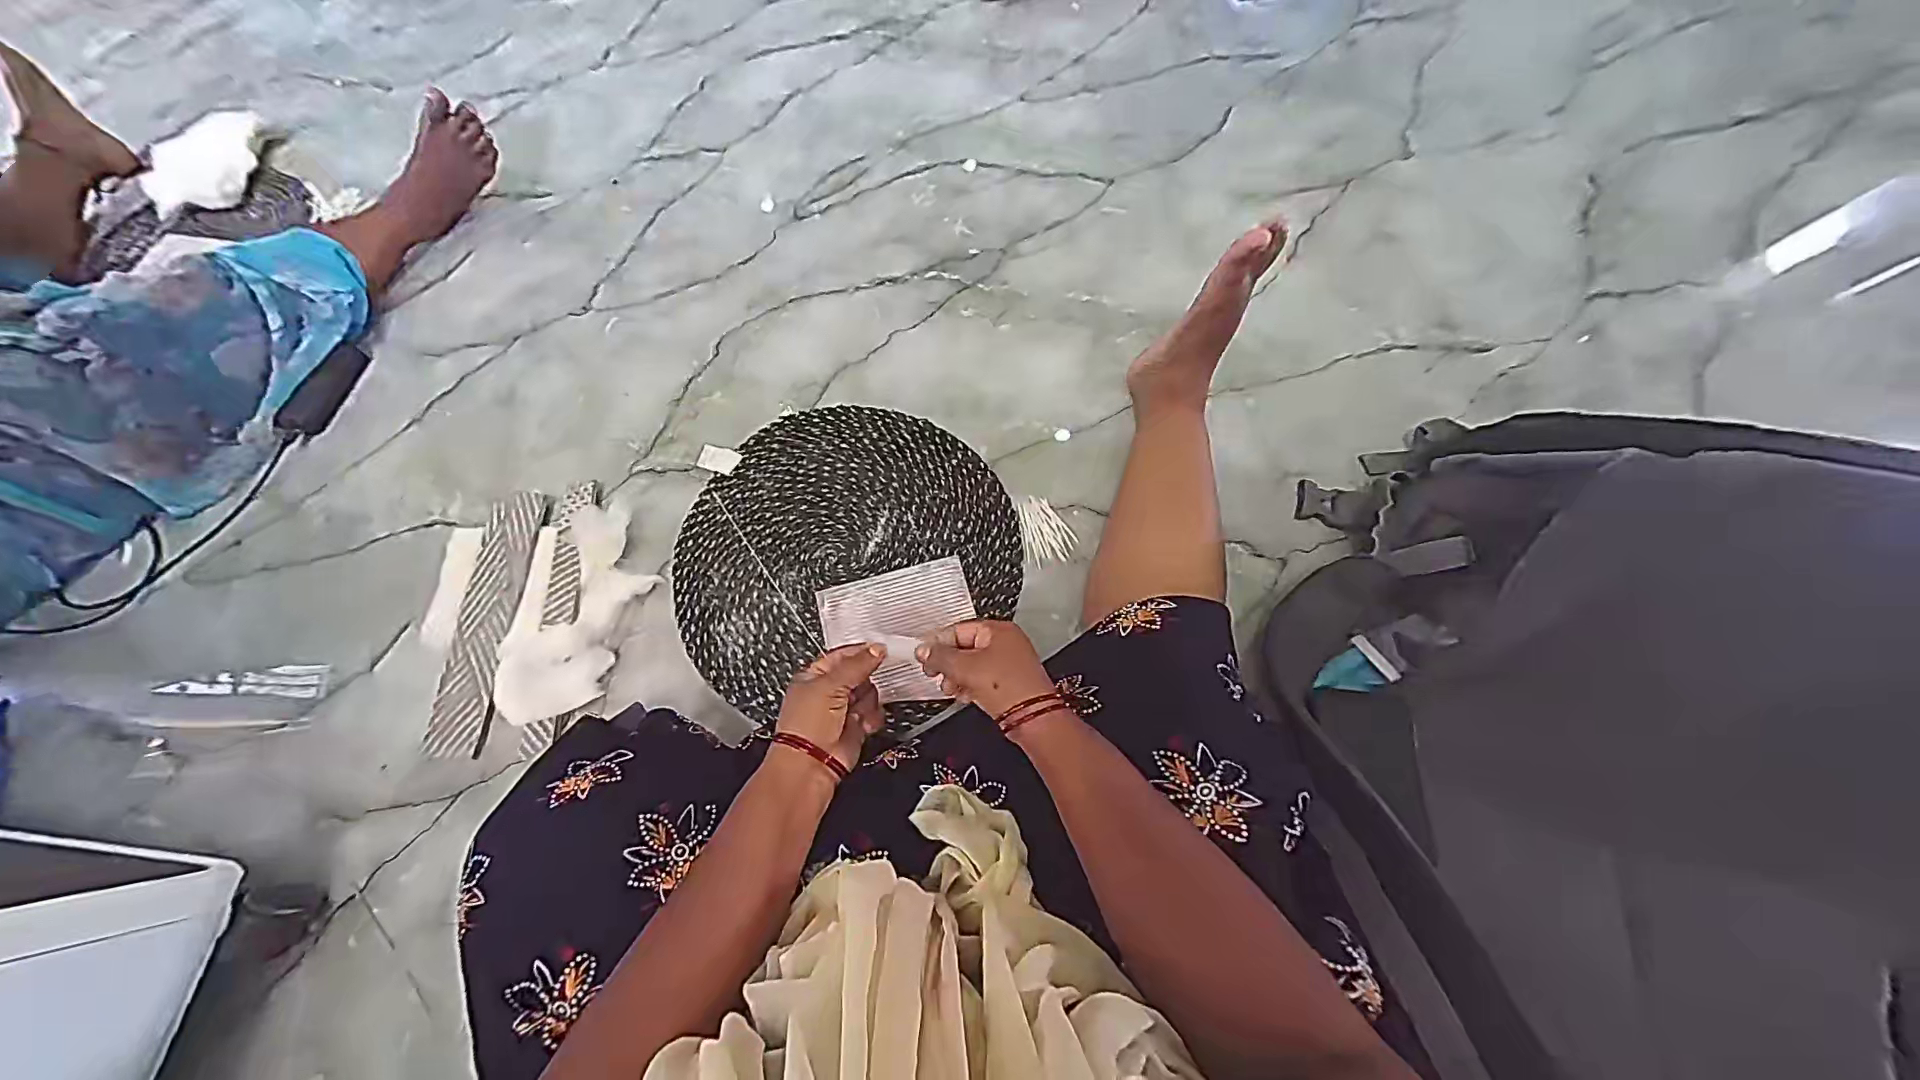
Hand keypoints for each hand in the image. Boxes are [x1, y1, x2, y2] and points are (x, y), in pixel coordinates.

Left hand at [776, 643, 887, 772]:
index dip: (861, 652)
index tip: (879, 650)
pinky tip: (862, 723)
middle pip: (861, 675)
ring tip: (856, 711)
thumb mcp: (831, 684)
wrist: (810, 764)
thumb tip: (876, 649)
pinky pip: (874, 714)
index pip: (843, 655)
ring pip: (870, 694)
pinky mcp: (855, 726)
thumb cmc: (805, 726)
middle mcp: (828, 692)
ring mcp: (842, 710)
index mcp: (815, 676)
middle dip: (865, 682)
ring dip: (868, 703)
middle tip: (860, 687)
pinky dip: (872, 718)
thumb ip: (857, 664)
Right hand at [915, 620, 1056, 719]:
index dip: (938, 643)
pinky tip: (964, 695)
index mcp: (998, 630)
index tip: (924, 655)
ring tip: (950, 687)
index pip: (958, 629)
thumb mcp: (965, 667)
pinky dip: (969, 685)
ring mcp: (1008, 663)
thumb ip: (940, 657)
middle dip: (947, 663)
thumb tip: (925, 651)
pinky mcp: (1008, 682)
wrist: (1032, 718)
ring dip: (956, 677)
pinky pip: (982, 678)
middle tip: (934, 673)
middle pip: (964, 647)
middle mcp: (1006, 643)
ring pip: (972, 665)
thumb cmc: (1009, 687)